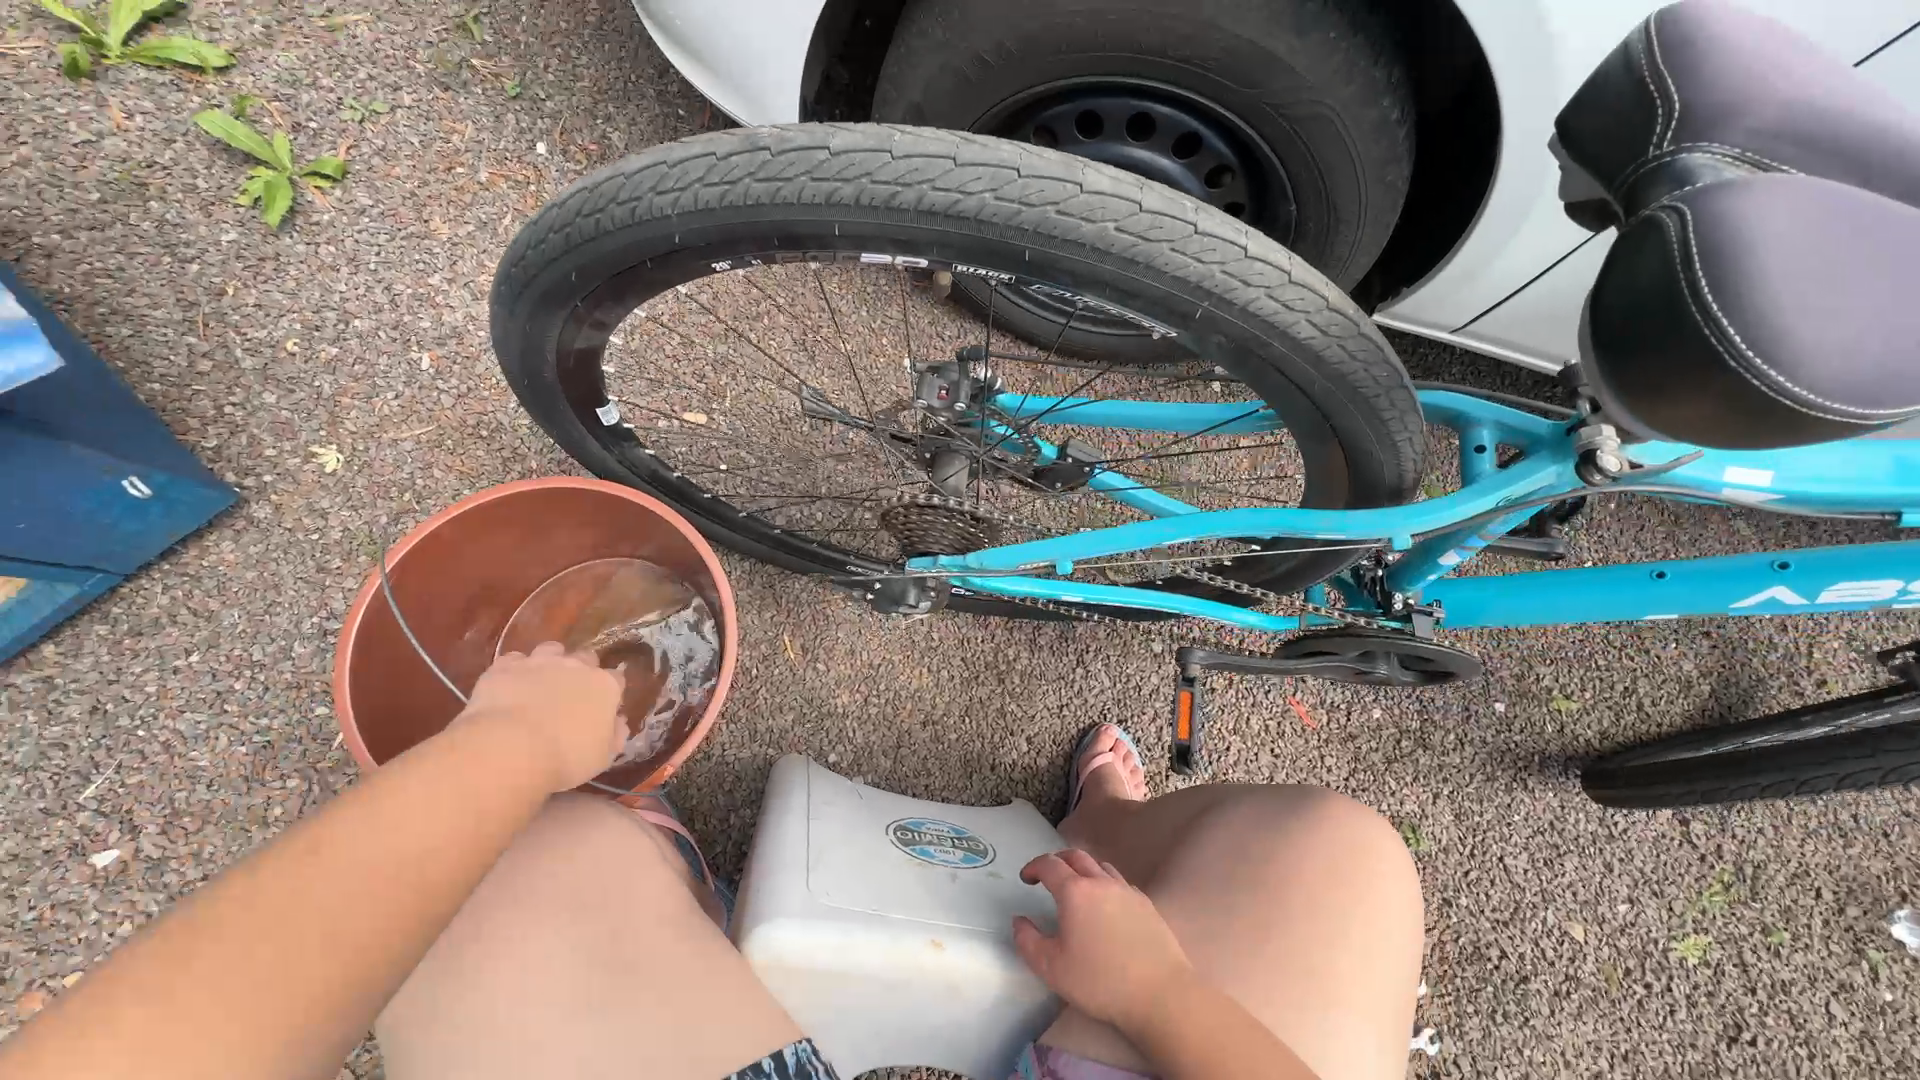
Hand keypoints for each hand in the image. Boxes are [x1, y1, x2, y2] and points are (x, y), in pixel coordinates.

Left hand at [454, 642, 625, 791]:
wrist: (509, 750)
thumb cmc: (565, 759)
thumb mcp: (602, 757)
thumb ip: (614, 735)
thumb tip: (619, 721)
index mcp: (605, 687)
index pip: (616, 679)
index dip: (610, 692)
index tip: (604, 707)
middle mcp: (576, 667)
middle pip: (586, 657)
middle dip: (582, 671)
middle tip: (571, 694)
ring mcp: (539, 663)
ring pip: (550, 650)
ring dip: (549, 662)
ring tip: (539, 683)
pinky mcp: (504, 667)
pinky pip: (513, 660)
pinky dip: (513, 670)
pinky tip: (508, 686)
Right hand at [1012, 849, 1193, 1029]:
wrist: (1159, 993)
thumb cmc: (1099, 981)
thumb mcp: (1051, 968)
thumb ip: (1027, 941)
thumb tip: (1020, 921)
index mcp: (1075, 892)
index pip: (1049, 865)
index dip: (1033, 867)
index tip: (1026, 878)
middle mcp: (1101, 882)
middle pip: (1076, 856)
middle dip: (1058, 860)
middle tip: (1048, 875)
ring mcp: (1128, 891)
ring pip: (1101, 867)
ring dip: (1084, 870)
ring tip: (1078, 889)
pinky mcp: (1147, 904)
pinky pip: (1121, 884)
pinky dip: (1107, 885)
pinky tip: (1108, 907)